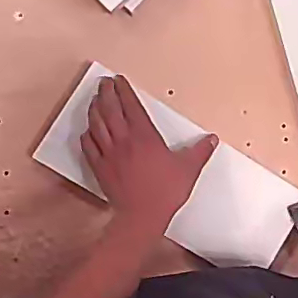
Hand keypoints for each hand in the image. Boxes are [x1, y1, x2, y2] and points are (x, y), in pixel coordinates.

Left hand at [82, 75, 217, 234]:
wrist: (141, 216)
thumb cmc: (164, 193)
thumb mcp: (188, 169)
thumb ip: (200, 151)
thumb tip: (210, 140)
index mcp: (144, 136)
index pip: (131, 106)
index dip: (124, 90)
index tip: (119, 81)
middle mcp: (124, 141)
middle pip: (110, 110)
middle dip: (106, 93)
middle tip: (104, 84)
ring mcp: (109, 154)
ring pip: (96, 124)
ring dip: (94, 109)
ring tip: (94, 100)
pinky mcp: (100, 168)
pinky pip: (88, 146)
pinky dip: (87, 135)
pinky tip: (87, 131)